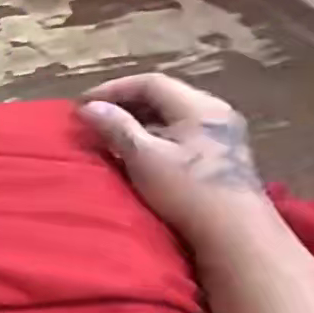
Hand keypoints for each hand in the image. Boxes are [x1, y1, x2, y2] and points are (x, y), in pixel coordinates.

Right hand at [77, 74, 279, 250]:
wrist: (232, 229)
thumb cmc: (186, 189)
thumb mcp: (143, 156)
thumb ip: (116, 128)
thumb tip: (87, 107)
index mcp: (199, 107)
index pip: (151, 83)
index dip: (112, 89)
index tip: (81, 105)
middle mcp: (214, 112)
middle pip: (162, 96)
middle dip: (122, 103)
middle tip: (91, 118)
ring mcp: (220, 133)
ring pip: (169, 114)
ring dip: (134, 119)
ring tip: (106, 134)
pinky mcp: (217, 153)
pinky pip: (177, 131)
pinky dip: (149, 133)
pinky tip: (133, 150)